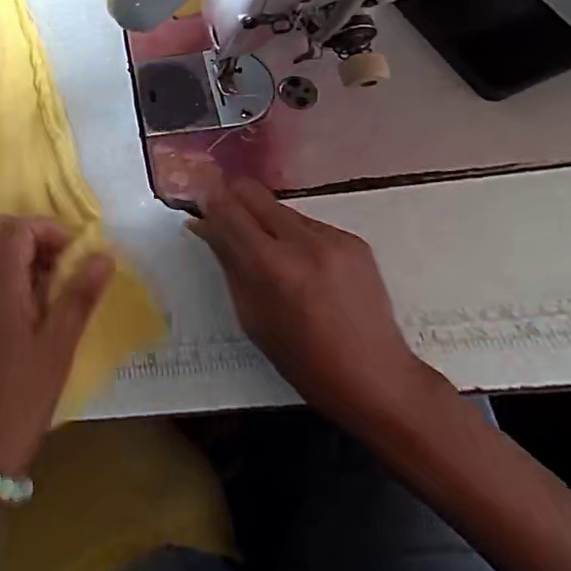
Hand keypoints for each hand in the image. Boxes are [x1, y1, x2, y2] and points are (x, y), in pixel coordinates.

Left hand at [0, 215, 113, 477]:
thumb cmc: (24, 394)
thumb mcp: (60, 343)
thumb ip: (81, 293)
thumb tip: (104, 254)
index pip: (16, 229)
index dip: (48, 230)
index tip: (74, 254)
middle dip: (34, 238)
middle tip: (63, 268)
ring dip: (18, 255)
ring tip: (48, 288)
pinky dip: (3, 273)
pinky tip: (26, 306)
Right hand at [188, 176, 427, 424]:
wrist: (373, 376)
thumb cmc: (302, 360)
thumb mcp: (252, 317)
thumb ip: (229, 264)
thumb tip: (205, 226)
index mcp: (272, 266)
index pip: (229, 210)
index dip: (209, 199)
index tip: (197, 197)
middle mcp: (303, 241)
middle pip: (255, 194)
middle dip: (234, 199)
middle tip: (224, 215)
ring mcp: (334, 237)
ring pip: (283, 209)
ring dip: (267, 221)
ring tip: (271, 254)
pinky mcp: (355, 241)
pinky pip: (312, 225)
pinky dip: (297, 238)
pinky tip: (305, 268)